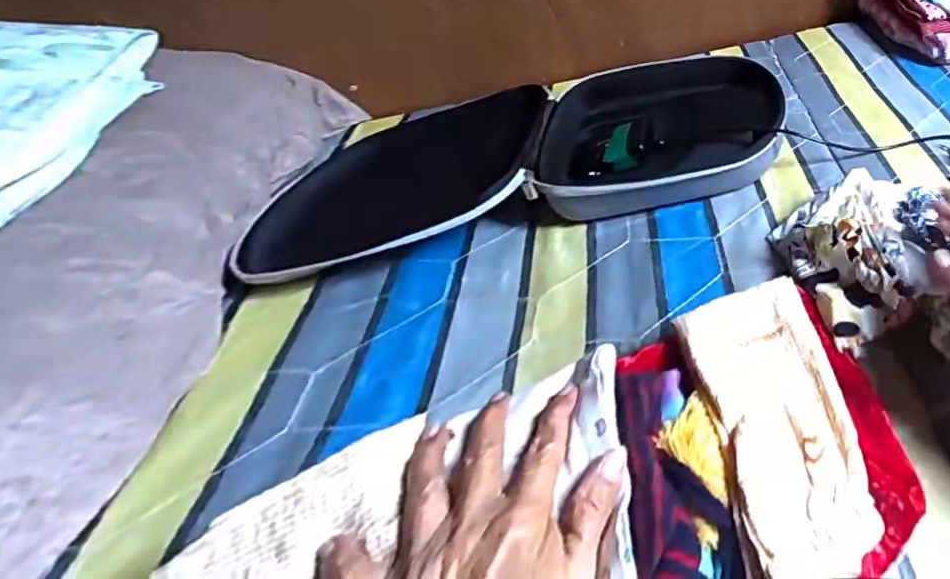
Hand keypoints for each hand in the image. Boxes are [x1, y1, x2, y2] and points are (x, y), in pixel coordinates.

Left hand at [317, 389, 626, 578]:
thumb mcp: (576, 577)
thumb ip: (591, 516)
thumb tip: (614, 456)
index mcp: (520, 517)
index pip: (544, 452)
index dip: (557, 417)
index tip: (567, 390)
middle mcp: (470, 522)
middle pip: (482, 458)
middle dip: (491, 423)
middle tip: (497, 398)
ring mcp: (420, 555)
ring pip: (423, 491)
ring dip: (428, 458)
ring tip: (434, 432)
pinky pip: (356, 570)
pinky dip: (346, 555)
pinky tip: (336, 542)